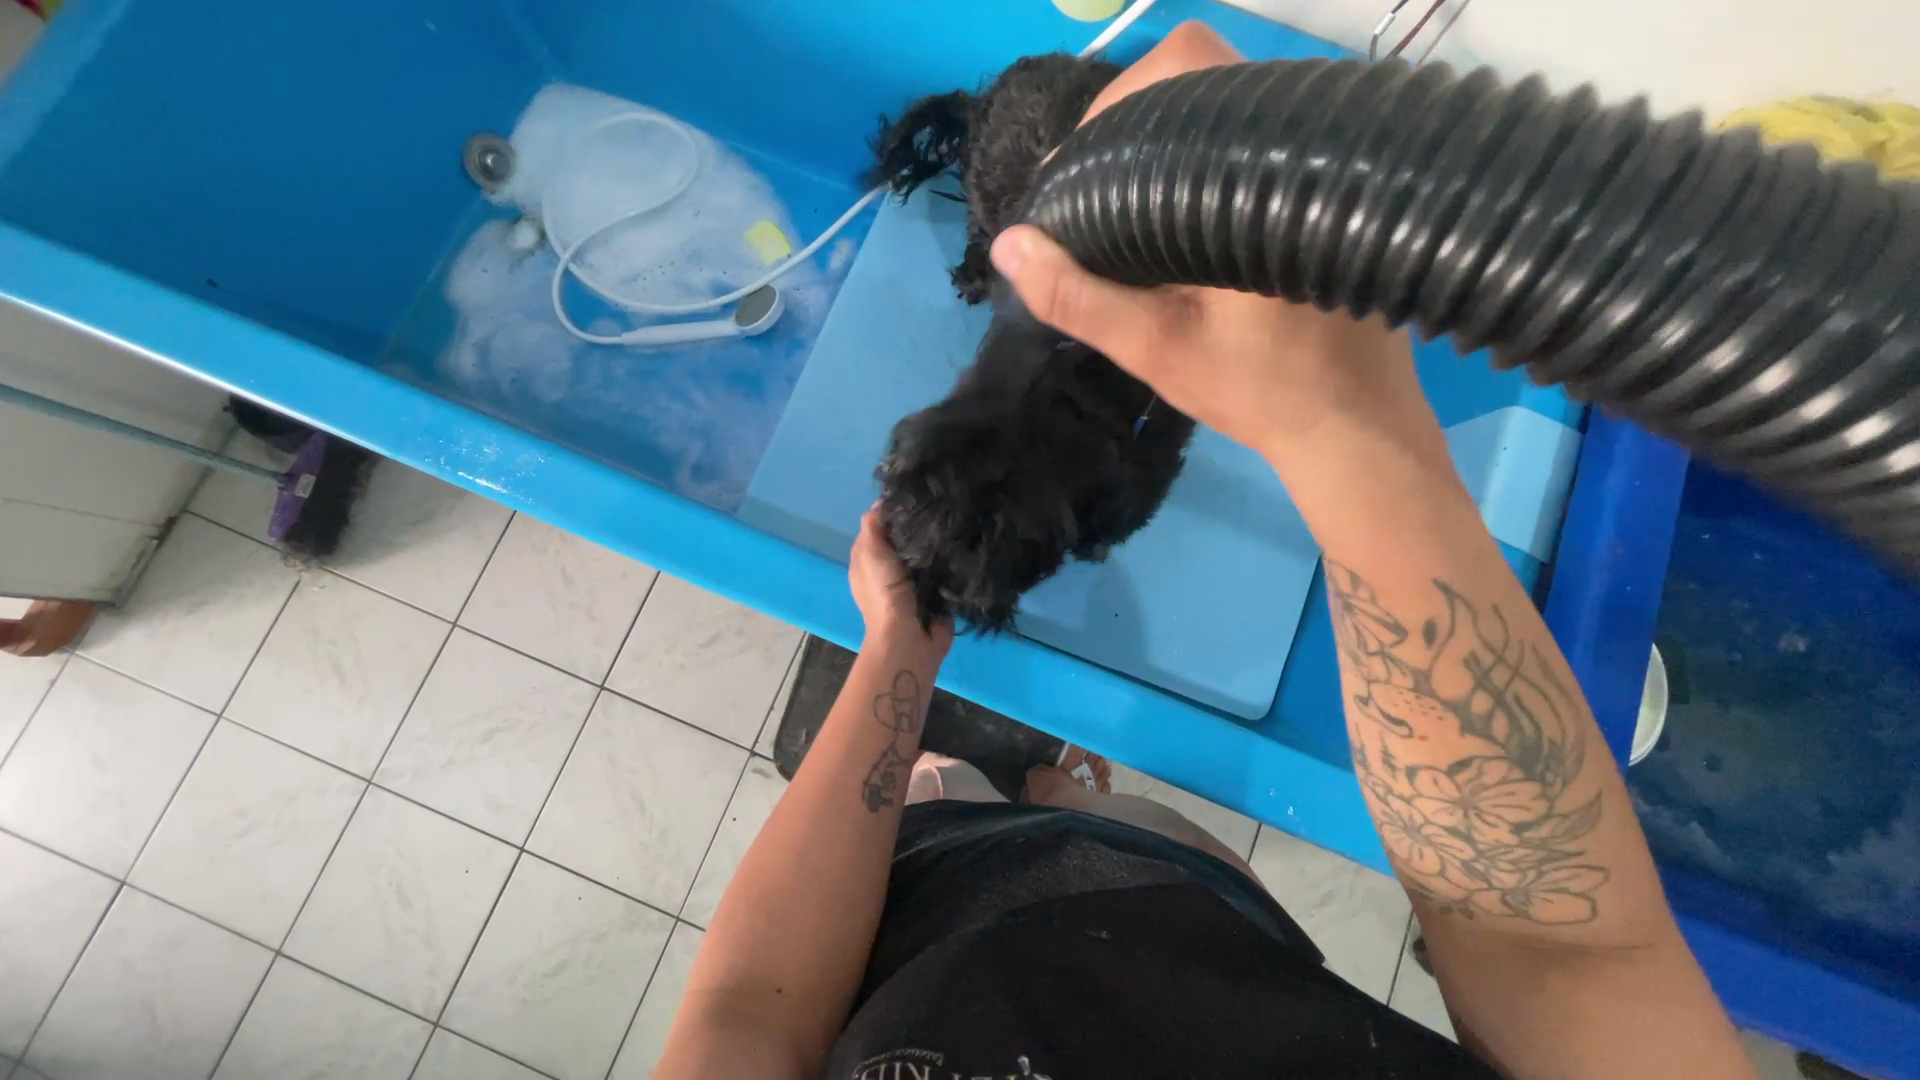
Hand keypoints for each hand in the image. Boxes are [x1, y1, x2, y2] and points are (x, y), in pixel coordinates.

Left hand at [850, 504, 953, 652]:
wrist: (908, 637)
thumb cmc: (884, 592)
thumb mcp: (870, 553)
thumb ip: (873, 526)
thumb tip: (883, 503)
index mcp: (871, 560)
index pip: (882, 526)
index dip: (895, 510)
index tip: (916, 494)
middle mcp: (893, 568)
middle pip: (908, 537)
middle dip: (921, 523)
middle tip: (940, 504)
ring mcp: (917, 580)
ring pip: (929, 551)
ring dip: (939, 540)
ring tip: (956, 518)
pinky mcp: (939, 590)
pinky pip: (947, 568)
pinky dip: (953, 558)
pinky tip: (964, 541)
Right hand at [993, 20, 1445, 472]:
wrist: (1353, 423)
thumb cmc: (1257, 389)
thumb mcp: (1153, 348)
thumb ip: (1078, 299)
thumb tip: (1009, 245)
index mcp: (1259, 170)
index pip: (1180, 69)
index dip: (1109, 111)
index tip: (1073, 178)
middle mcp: (1300, 138)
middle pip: (1202, 69)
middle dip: (1130, 120)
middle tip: (1094, 189)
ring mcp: (1324, 152)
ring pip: (1226, 99)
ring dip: (1164, 136)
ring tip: (1126, 200)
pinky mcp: (1330, 179)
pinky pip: (1250, 132)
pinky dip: (1201, 153)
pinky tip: (1175, 210)